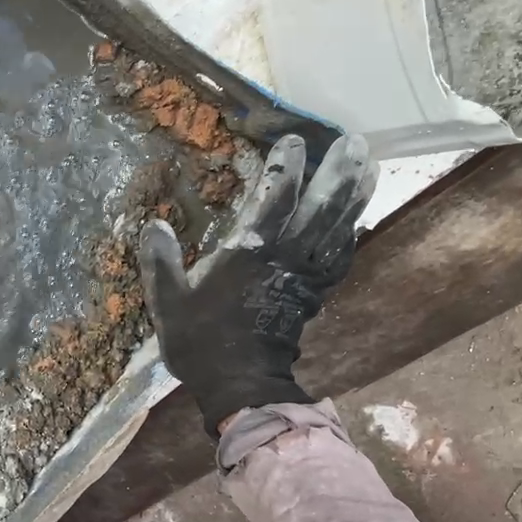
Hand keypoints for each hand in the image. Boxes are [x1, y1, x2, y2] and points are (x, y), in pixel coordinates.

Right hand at [138, 133, 376, 435]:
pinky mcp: (314, 292)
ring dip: (356, 194)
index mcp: (248, 251)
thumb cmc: (199, 339)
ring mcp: (305, 274)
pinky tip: (354, 220)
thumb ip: (160, 260)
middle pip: (322, 204)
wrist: (239, 381)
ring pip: (339, 225)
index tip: (294, 140)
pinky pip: (340, 255)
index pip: (274, 196)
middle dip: (338, 170)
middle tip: (353, 140)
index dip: (286, 165)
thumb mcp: (166, 300)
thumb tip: (152, 224)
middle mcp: (285, 255)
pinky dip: (350, 232)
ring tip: (368, 166)